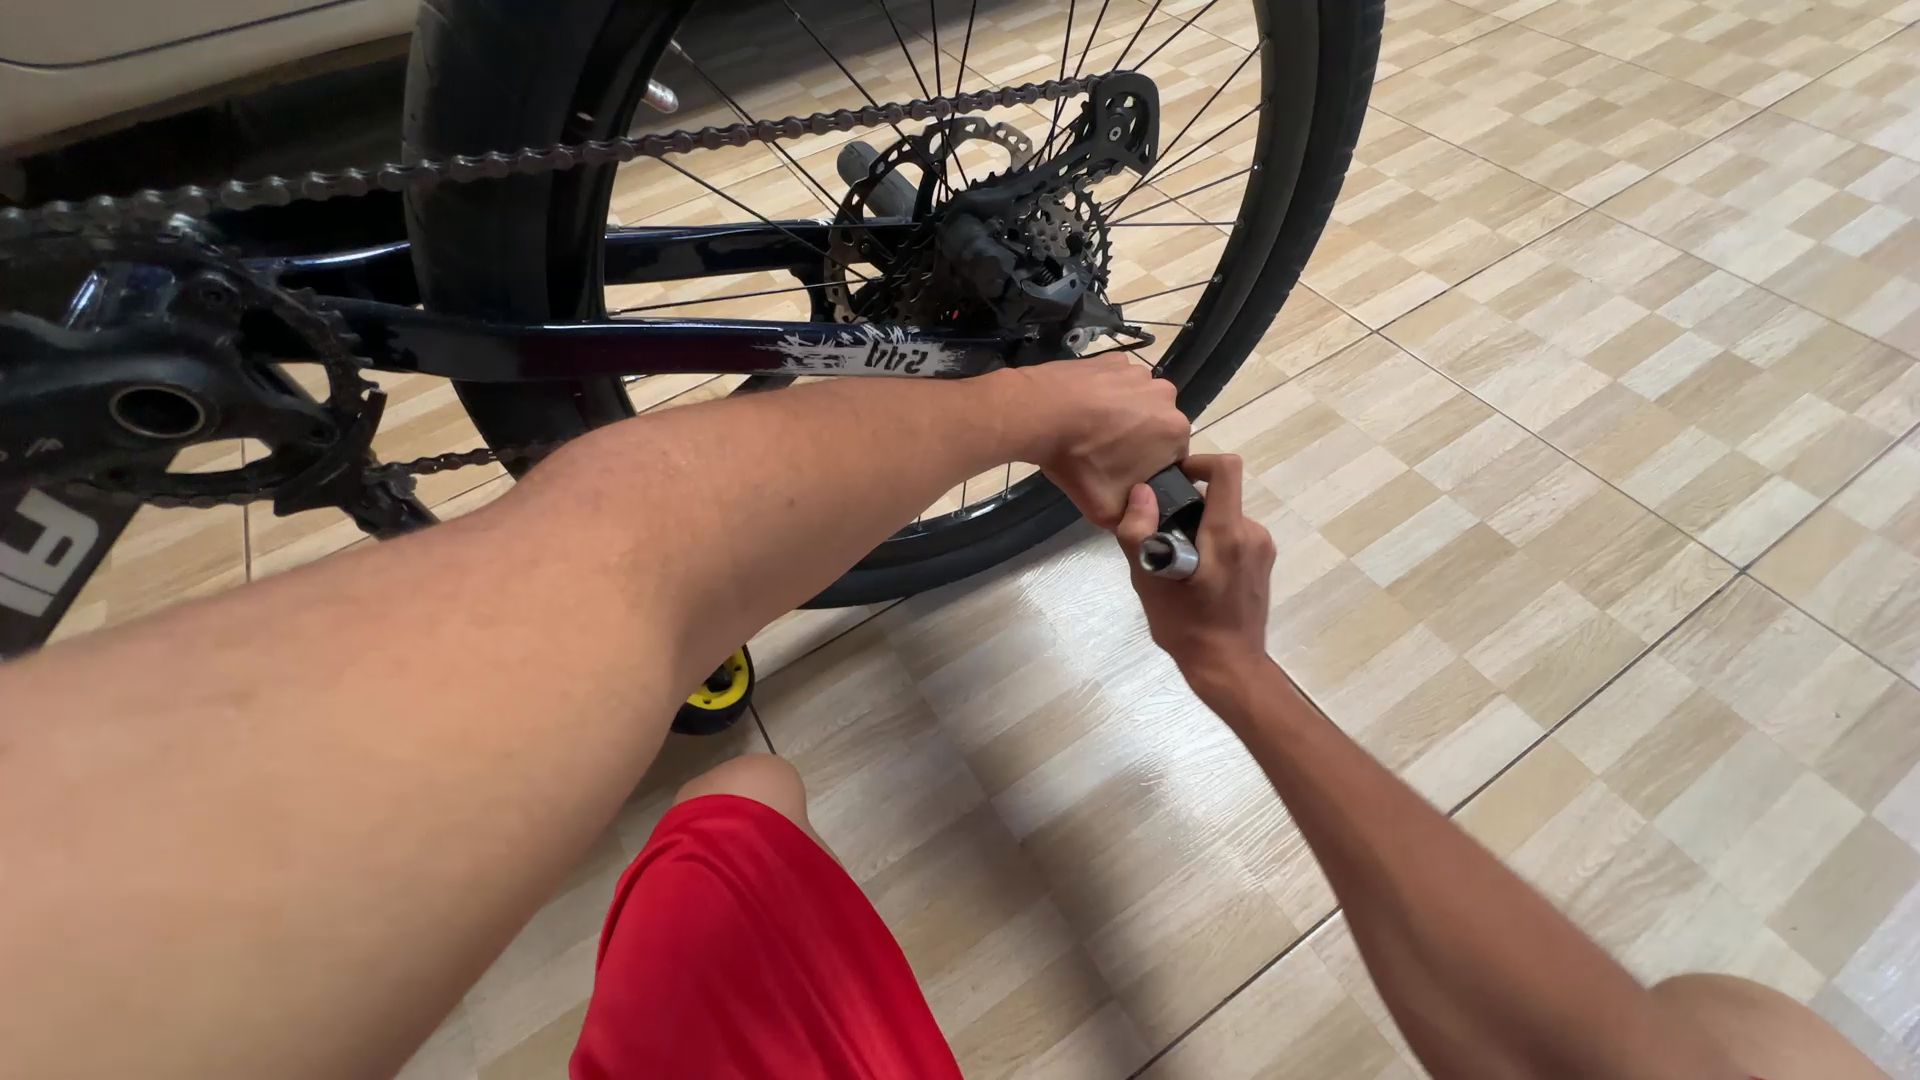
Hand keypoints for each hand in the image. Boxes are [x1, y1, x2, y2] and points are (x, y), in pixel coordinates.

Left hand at [1018, 354, 1188, 527]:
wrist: (1039, 414)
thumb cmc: (1079, 462)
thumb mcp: (1105, 510)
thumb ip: (1131, 520)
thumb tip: (1138, 519)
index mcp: (1176, 431)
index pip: (1173, 458)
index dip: (1149, 471)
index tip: (1123, 477)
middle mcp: (1166, 396)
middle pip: (1156, 428)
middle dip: (1137, 442)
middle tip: (1102, 456)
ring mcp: (1138, 372)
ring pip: (1136, 403)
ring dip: (1120, 416)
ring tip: (1088, 431)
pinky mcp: (1111, 358)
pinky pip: (1114, 382)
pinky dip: (1102, 394)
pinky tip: (1080, 407)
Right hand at [1114, 454, 1276, 706]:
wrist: (1228, 667)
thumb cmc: (1186, 626)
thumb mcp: (1149, 581)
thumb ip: (1139, 532)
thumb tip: (1141, 492)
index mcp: (1228, 533)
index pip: (1226, 468)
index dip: (1198, 462)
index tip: (1172, 481)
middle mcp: (1252, 533)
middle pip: (1218, 497)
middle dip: (1187, 509)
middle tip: (1160, 537)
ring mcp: (1262, 549)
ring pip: (1223, 518)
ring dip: (1197, 529)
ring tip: (1174, 563)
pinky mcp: (1262, 564)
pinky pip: (1232, 537)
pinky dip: (1210, 544)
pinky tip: (1194, 576)